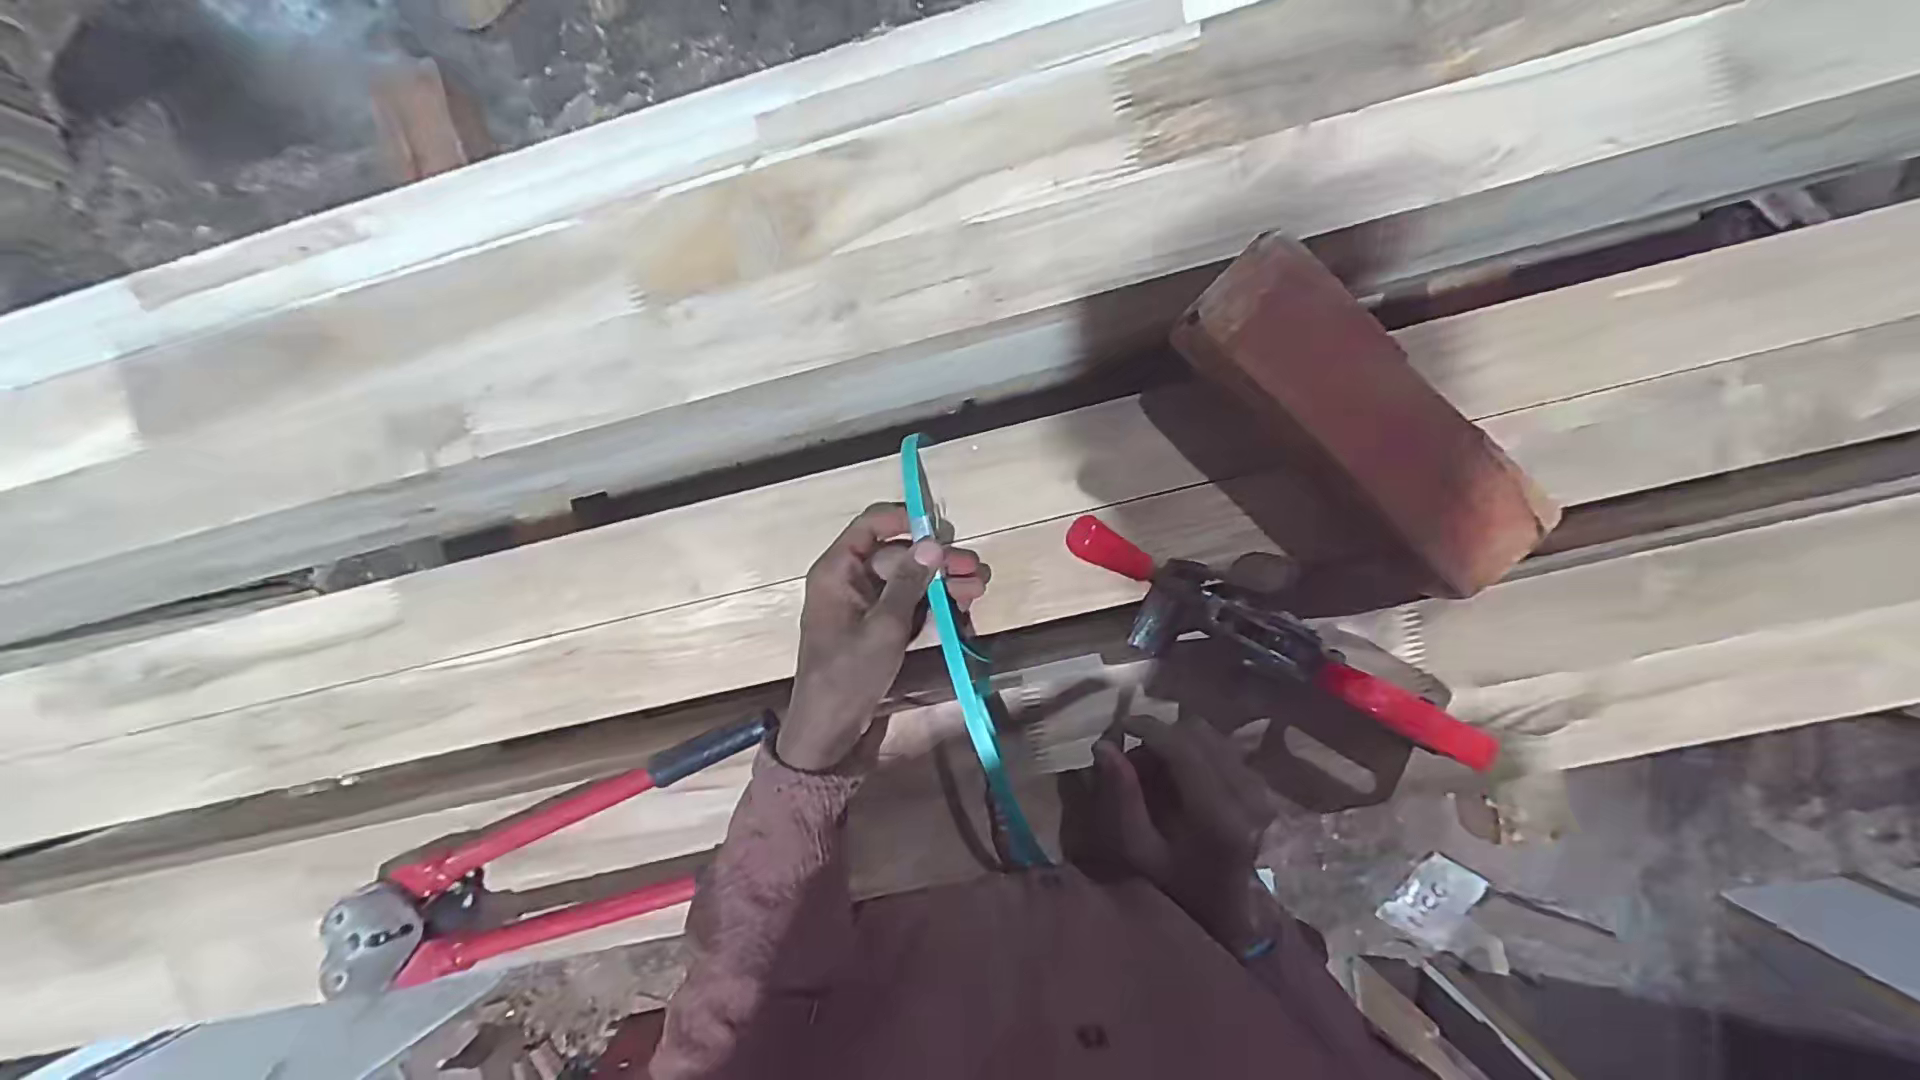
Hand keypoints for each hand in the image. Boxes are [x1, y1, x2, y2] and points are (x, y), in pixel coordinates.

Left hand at [779, 503, 988, 772]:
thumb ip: (909, 583)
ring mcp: (865, 603)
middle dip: (937, 562)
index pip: (871, 525)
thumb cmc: (849, 674)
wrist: (830, 729)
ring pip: (908, 580)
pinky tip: (960, 609)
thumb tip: (933, 543)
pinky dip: (931, 605)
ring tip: (977, 590)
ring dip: (941, 583)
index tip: (941, 531)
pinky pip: (907, 604)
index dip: (906, 520)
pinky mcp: (877, 625)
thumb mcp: (884, 627)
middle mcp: (850, 579)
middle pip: (898, 555)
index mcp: (838, 570)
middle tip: (974, 572)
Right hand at [1077, 716, 1276, 949]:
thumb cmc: (1178, 889)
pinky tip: (1176, 773)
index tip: (1118, 727)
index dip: (1147, 727)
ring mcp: (1259, 790)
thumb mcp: (1139, 850)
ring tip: (1153, 766)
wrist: (1229, 917)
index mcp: (1217, 814)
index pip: (1182, 746)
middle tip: (1132, 756)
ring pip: (1210, 736)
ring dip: (1176, 740)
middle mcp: (1246, 794)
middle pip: (1196, 732)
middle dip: (1159, 735)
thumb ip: (1122, 797)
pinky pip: (1222, 748)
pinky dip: (1193, 749)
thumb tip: (1103, 746)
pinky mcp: (1261, 789)